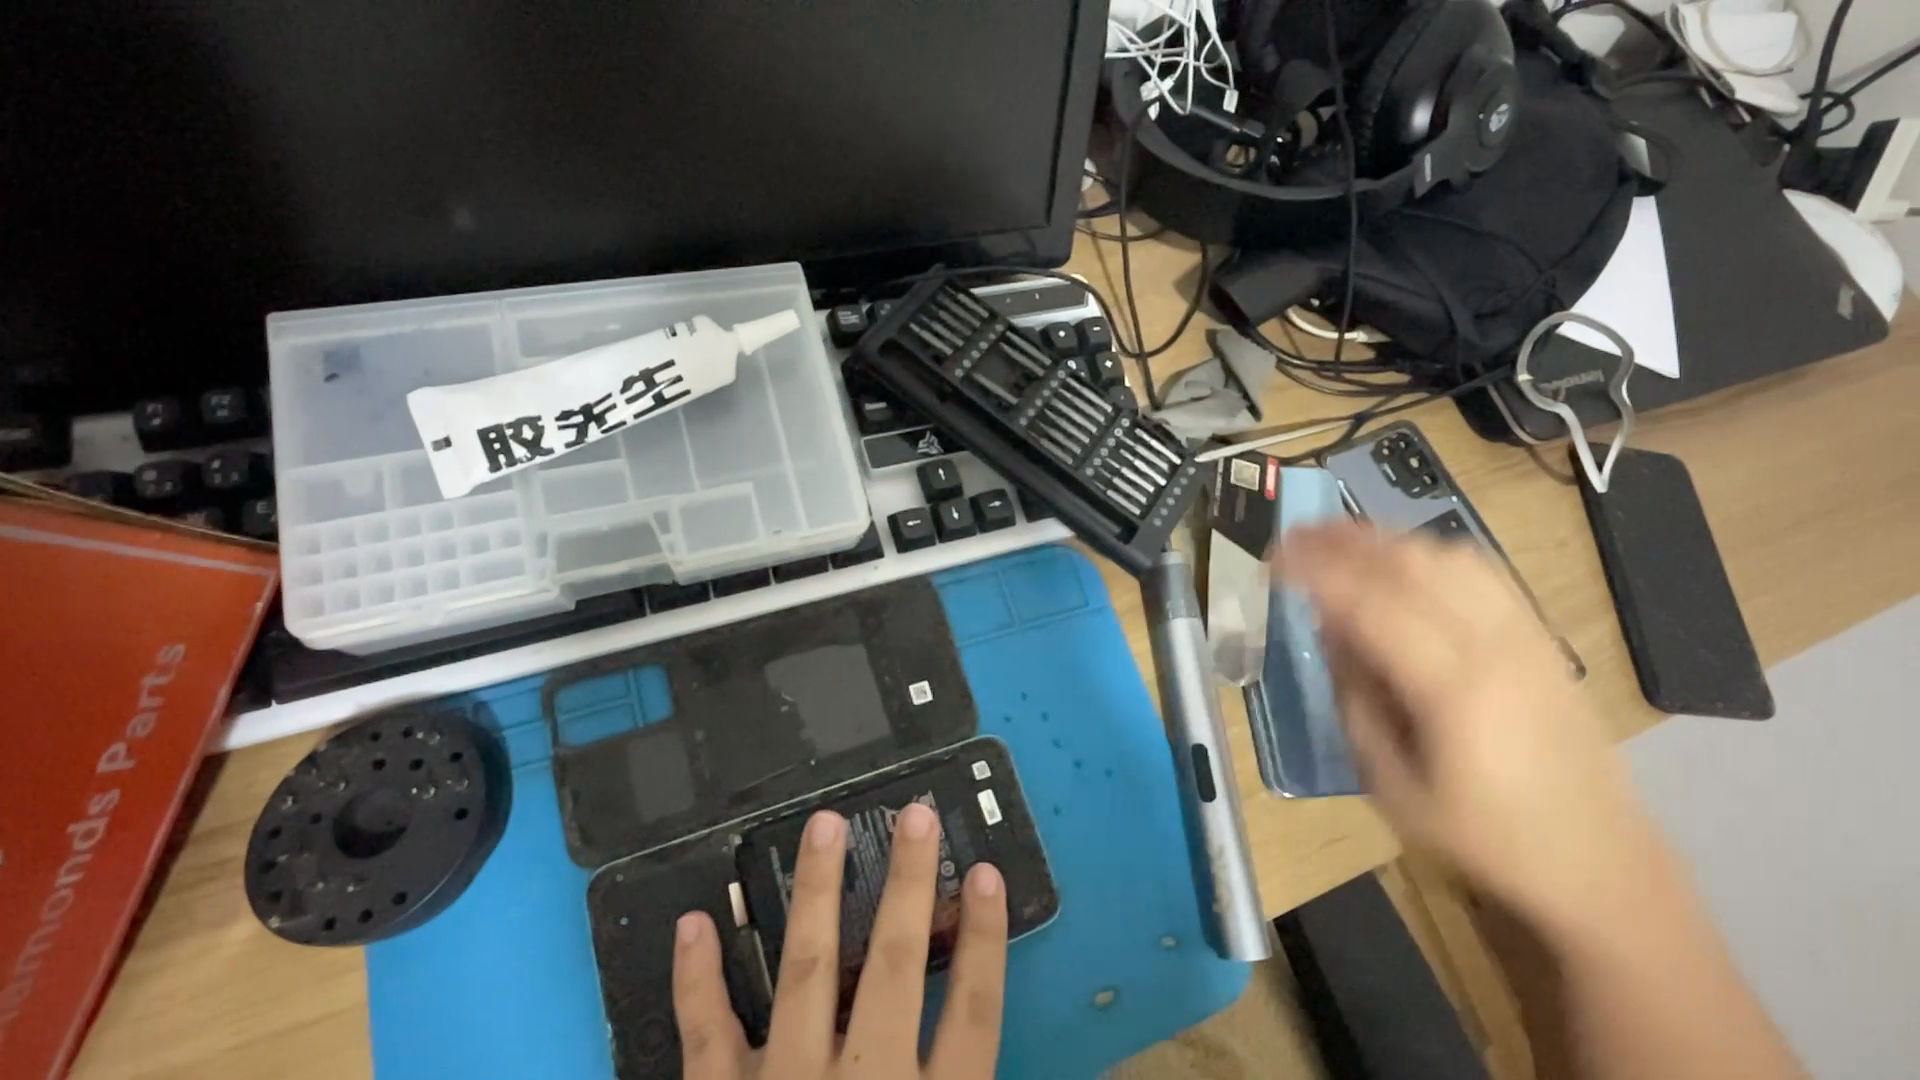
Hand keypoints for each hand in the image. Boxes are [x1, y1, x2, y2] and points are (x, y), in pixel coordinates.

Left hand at [672, 801, 1009, 1078]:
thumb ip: (963, 1075)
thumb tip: (984, 1049)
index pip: (973, 1014)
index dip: (984, 942)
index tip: (987, 875)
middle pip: (892, 968)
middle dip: (905, 888)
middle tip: (913, 816)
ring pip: (804, 971)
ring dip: (813, 895)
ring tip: (820, 827)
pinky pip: (705, 1035)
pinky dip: (696, 979)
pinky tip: (692, 921)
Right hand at [1278, 522, 1665, 930]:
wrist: (1596, 860)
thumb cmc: (1480, 834)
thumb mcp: (1391, 784)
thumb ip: (1356, 698)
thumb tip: (1331, 628)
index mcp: (1451, 689)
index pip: (1370, 602)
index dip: (1316, 571)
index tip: (1272, 559)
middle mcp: (1494, 647)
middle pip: (1411, 564)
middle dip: (1345, 540)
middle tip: (1295, 536)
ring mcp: (1526, 637)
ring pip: (1449, 557)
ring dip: (1387, 539)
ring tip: (1340, 540)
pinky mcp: (1543, 639)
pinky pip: (1484, 572)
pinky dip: (1432, 553)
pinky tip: (1404, 559)